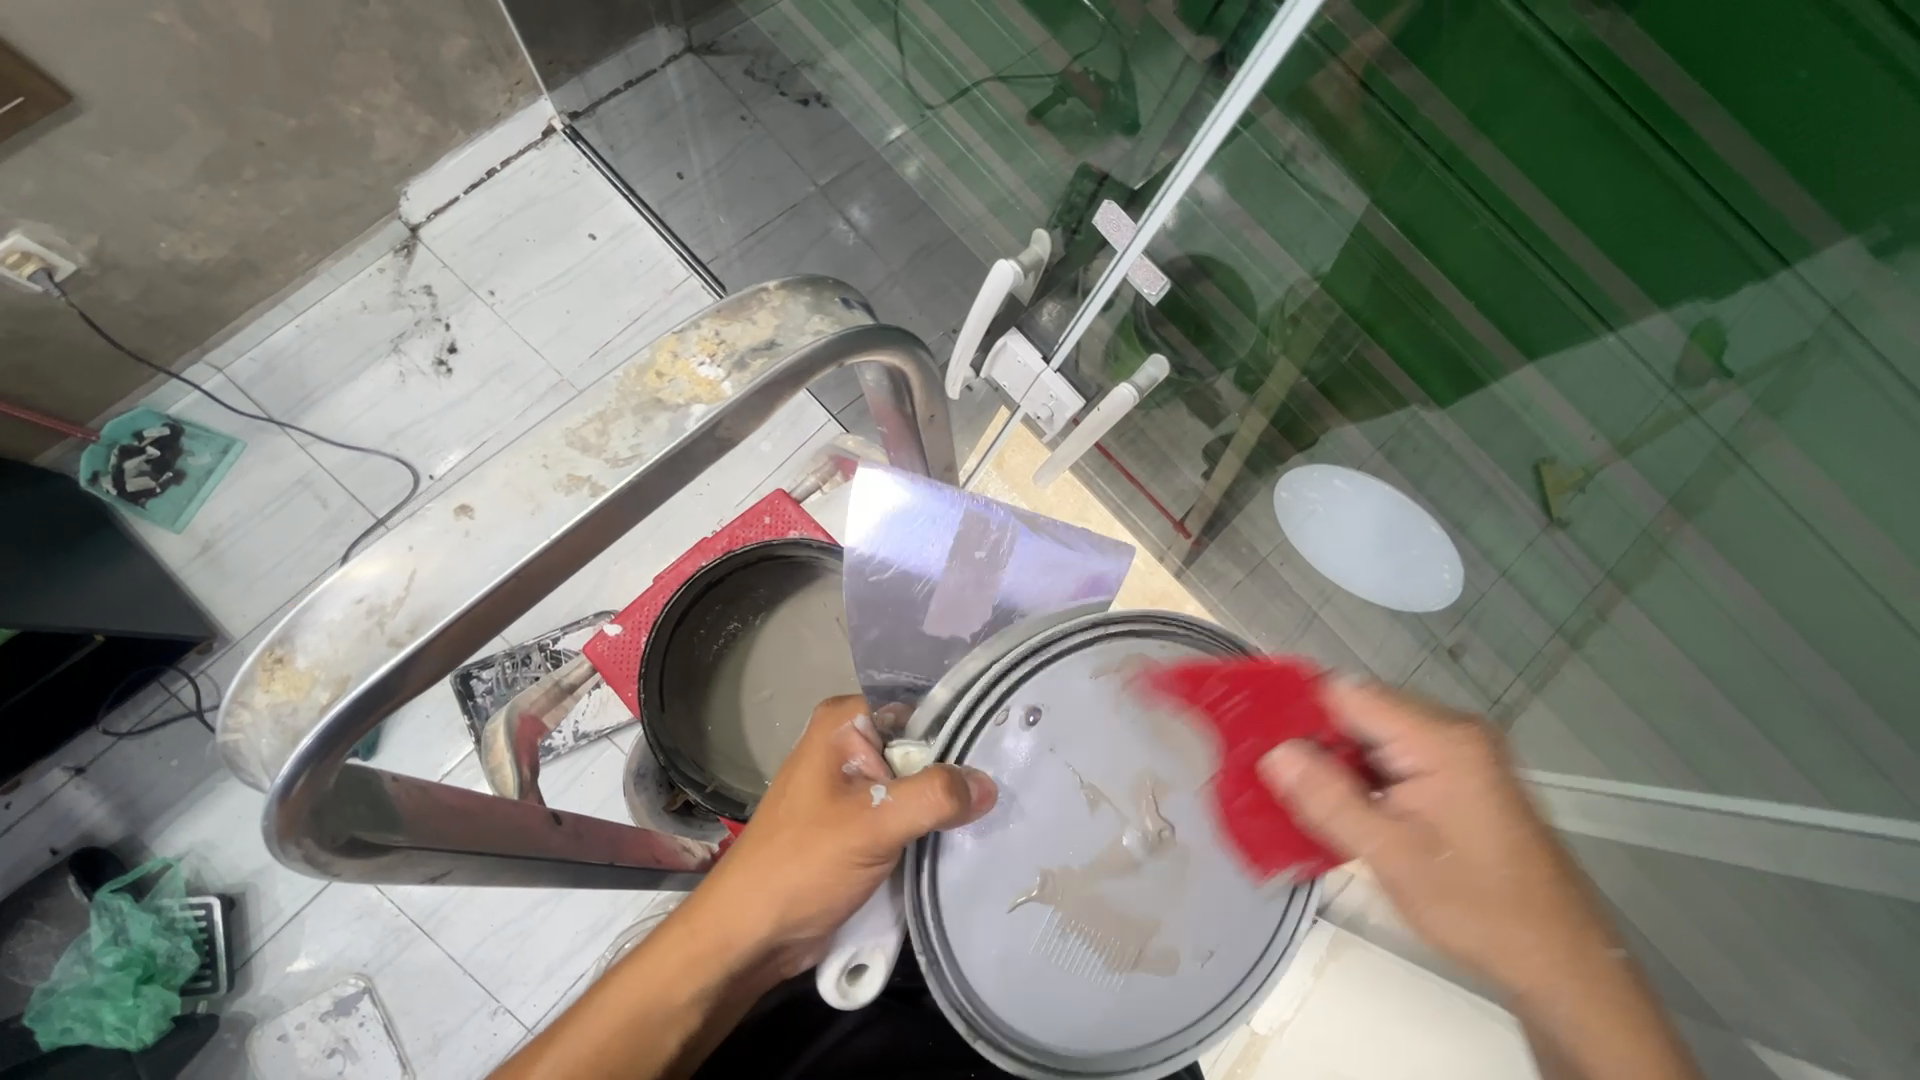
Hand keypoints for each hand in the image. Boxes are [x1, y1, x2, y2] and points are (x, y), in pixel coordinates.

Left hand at [685, 694, 996, 978]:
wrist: (751, 936)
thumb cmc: (803, 865)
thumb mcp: (874, 823)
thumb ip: (935, 797)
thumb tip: (989, 785)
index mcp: (843, 723)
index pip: (918, 709)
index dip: (958, 730)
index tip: (1002, 750)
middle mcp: (847, 745)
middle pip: (921, 747)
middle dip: (956, 771)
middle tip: (1008, 788)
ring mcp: (852, 786)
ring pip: (915, 784)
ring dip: (944, 804)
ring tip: (994, 815)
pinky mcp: (857, 824)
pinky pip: (904, 813)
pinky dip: (928, 826)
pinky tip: (964, 838)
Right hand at [1258, 680, 1620, 996]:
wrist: (1563, 962)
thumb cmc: (1478, 907)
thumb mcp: (1390, 856)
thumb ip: (1328, 799)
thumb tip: (1273, 753)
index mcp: (1440, 738)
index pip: (1347, 693)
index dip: (1298, 709)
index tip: (1256, 736)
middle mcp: (1455, 731)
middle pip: (1361, 710)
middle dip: (1315, 739)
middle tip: (1273, 774)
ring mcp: (1464, 753)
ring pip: (1376, 735)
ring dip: (1338, 760)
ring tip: (1298, 792)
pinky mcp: (1465, 776)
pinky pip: (1398, 756)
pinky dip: (1365, 775)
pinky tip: (1344, 807)